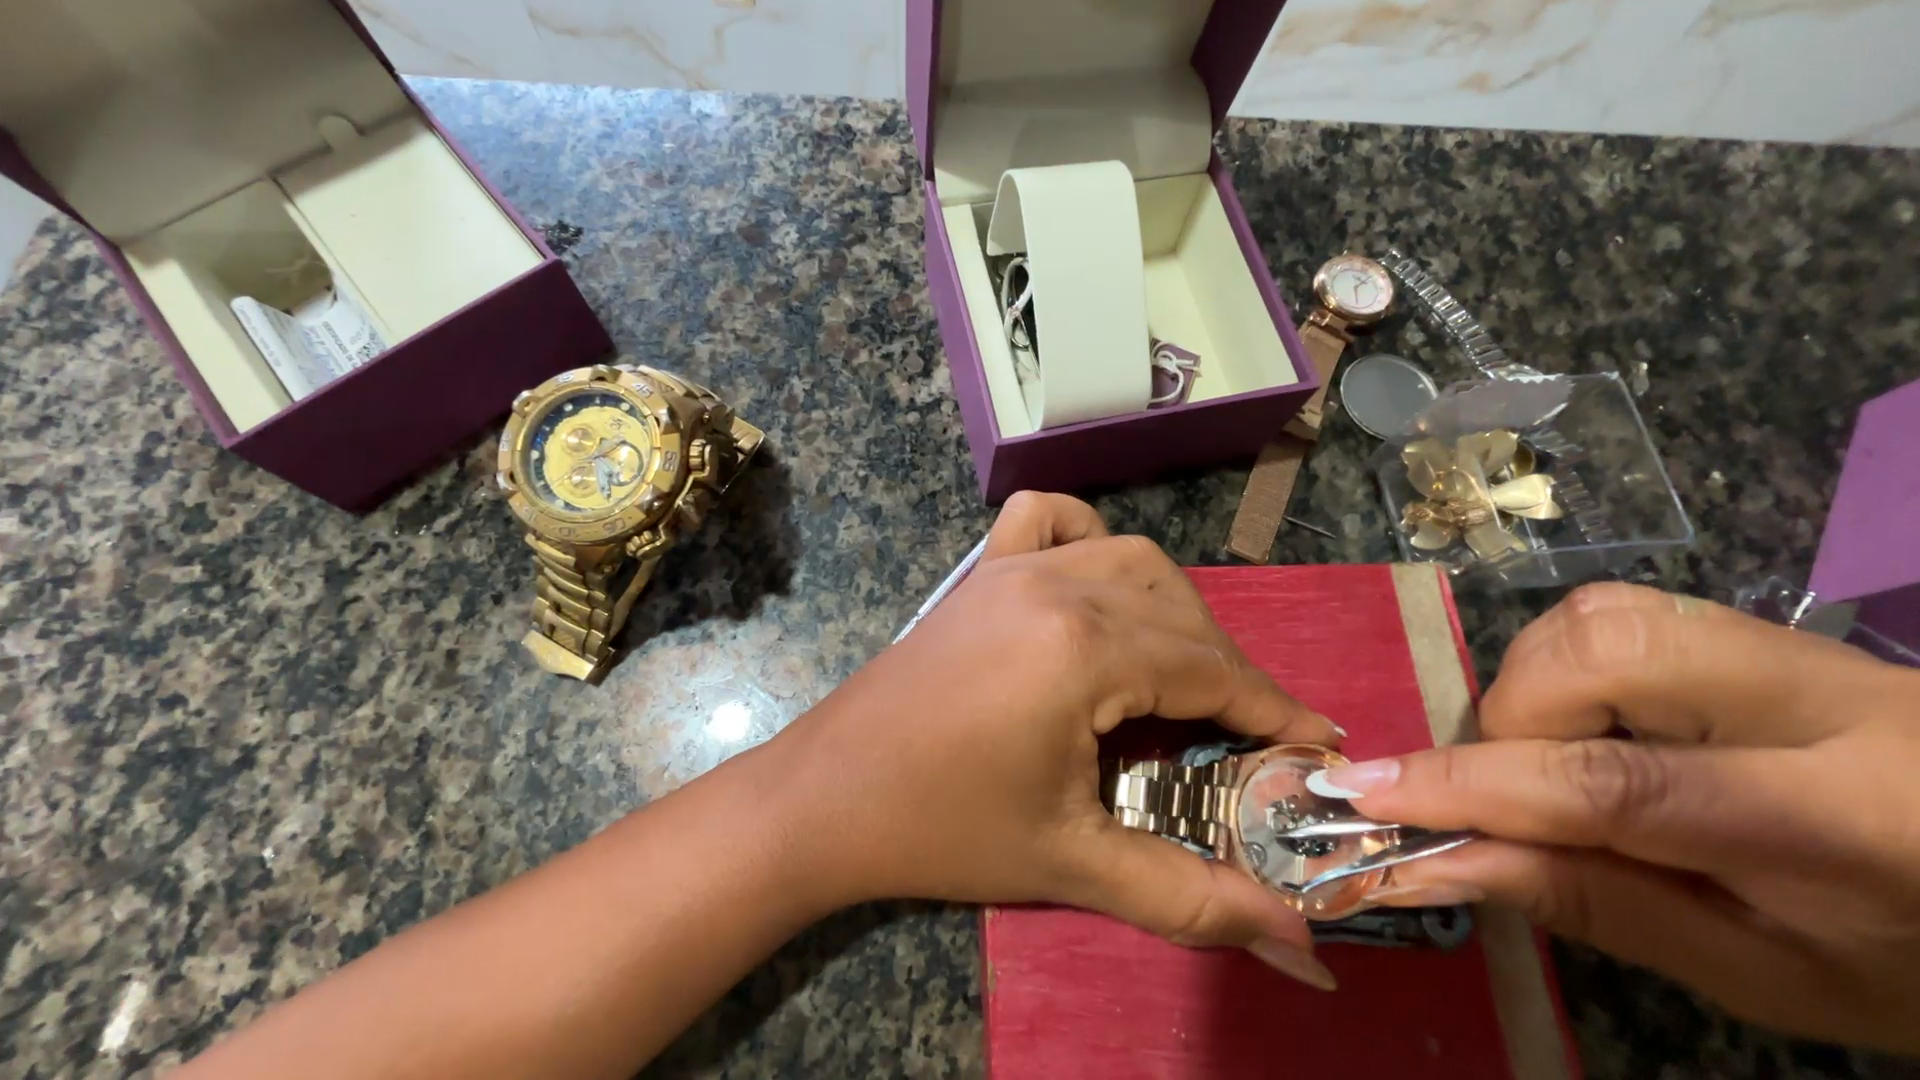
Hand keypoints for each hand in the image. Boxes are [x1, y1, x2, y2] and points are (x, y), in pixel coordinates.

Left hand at [769, 492, 1343, 987]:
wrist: (827, 798)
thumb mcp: (1072, 863)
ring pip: (1130, 558)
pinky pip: (1047, 520)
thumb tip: (1305, 951)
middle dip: (1225, 670)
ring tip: (1181, 675)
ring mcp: (1012, 567)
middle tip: (1241, 732)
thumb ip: (1192, 898)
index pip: (1210, 670)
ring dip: (1173, 610)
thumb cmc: (945, 830)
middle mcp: (1057, 585)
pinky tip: (1095, 586)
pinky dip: (1088, 538)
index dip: (1272, 711)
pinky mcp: (979, 572)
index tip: (1316, 743)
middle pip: (1179, 611)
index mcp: (1084, 648)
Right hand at [1312, 584, 1919, 1051]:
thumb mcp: (1764, 975)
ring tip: (1550, 755)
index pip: (1617, 786)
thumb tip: (1439, 861)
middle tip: (1512, 788)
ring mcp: (1797, 646)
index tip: (1366, 791)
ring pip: (1599, 613)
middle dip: (1512, 716)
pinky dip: (1562, 660)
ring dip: (1532, 682)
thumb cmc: (1907, 962)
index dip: (1473, 786)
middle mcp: (1826, 699)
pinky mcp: (1761, 627)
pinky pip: (1619, 610)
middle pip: (1605, 650)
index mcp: (1847, 821)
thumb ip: (1597, 906)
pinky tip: (1585, 718)